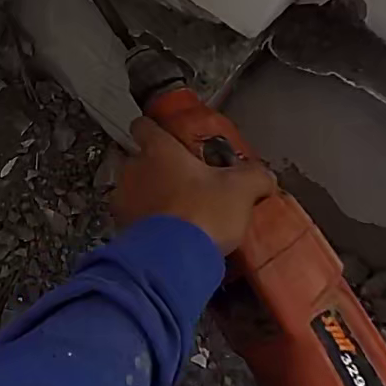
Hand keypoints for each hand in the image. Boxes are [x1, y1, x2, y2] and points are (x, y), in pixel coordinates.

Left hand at [110, 116, 276, 255]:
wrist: (173, 260)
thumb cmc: (203, 212)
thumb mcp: (240, 190)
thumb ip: (254, 175)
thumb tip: (264, 176)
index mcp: (159, 150)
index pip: (143, 126)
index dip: (153, 129)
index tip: (164, 136)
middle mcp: (134, 169)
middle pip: (136, 159)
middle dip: (153, 168)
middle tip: (179, 181)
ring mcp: (123, 199)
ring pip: (132, 189)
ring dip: (147, 196)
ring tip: (172, 210)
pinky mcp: (121, 228)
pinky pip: (131, 218)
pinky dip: (143, 223)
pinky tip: (164, 234)